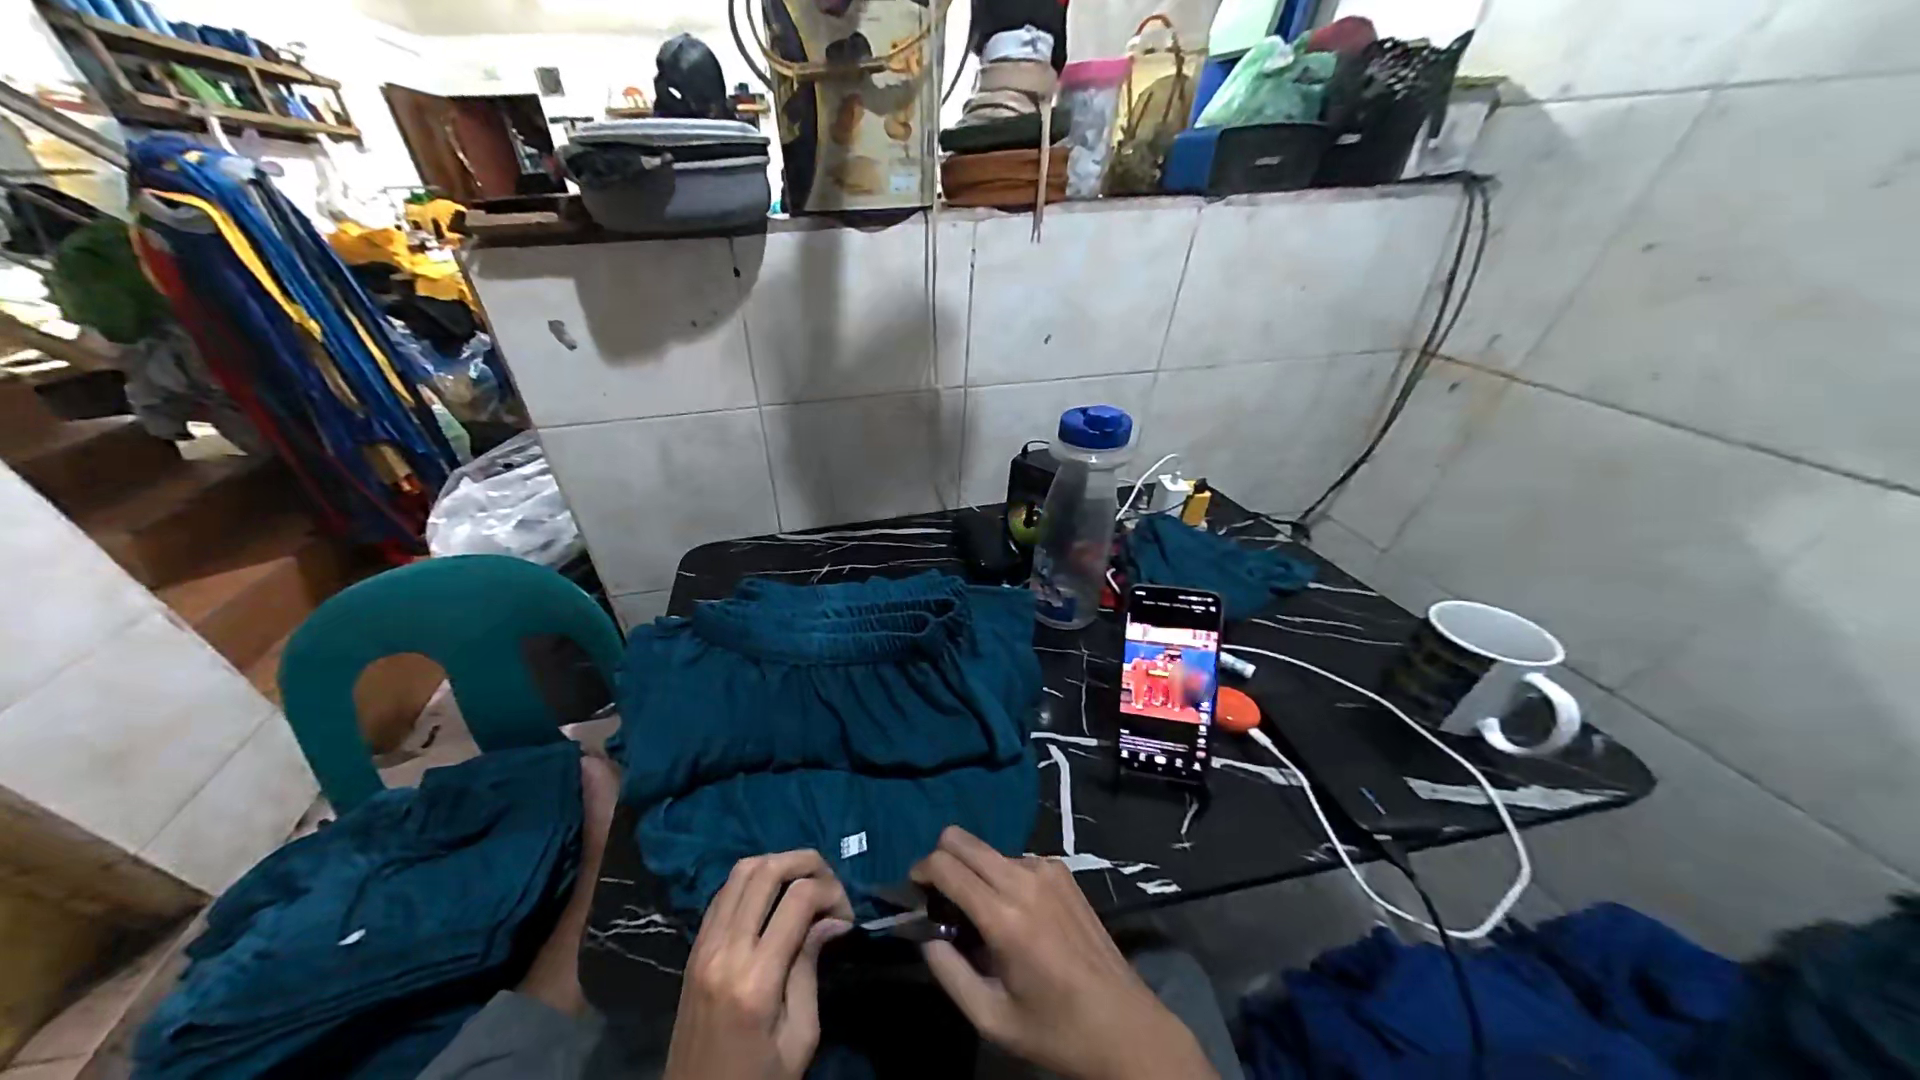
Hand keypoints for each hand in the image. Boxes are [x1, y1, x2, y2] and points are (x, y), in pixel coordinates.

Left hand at [664, 850, 854, 1079]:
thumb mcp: (799, 1037)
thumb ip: (810, 968)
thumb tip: (833, 920)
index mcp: (755, 980)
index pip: (798, 899)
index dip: (832, 893)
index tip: (847, 917)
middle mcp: (724, 951)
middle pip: (767, 870)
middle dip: (807, 863)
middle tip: (831, 886)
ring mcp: (703, 946)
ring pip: (741, 871)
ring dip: (778, 864)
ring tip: (805, 884)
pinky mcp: (693, 949)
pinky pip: (723, 893)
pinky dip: (753, 881)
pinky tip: (773, 899)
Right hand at [912, 827, 1217, 1079]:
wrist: (1126, 1025)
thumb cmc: (1055, 1030)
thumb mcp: (991, 1018)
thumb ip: (948, 972)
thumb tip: (925, 936)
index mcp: (1004, 916)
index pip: (945, 865)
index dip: (920, 872)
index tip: (914, 895)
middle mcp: (1024, 879)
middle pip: (962, 840)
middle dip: (941, 861)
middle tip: (940, 901)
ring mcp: (1047, 870)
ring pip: (988, 850)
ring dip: (973, 872)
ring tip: (981, 917)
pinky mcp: (1064, 872)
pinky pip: (1016, 860)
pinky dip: (1002, 877)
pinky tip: (1016, 914)